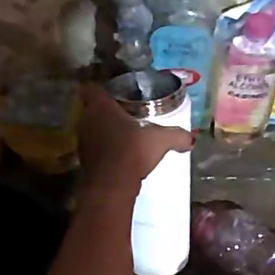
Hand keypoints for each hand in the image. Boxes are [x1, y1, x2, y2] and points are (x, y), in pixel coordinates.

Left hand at [76, 83, 193, 197]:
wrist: (111, 186)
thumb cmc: (132, 152)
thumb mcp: (160, 140)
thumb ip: (176, 135)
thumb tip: (192, 138)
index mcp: (101, 106)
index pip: (92, 88)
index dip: (101, 88)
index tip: (114, 92)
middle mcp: (87, 119)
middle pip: (92, 108)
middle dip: (105, 110)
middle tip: (124, 112)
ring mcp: (82, 140)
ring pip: (91, 127)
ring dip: (103, 129)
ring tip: (122, 133)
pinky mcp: (83, 159)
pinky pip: (93, 146)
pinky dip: (103, 147)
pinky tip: (118, 152)